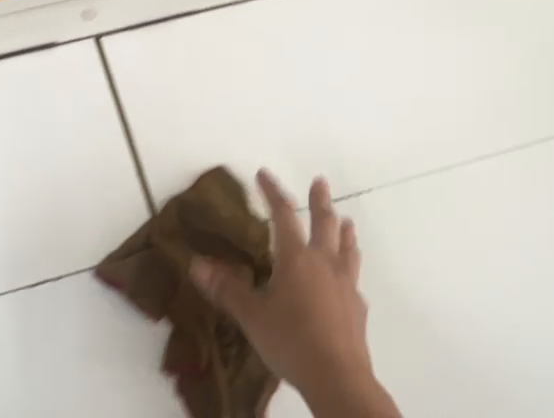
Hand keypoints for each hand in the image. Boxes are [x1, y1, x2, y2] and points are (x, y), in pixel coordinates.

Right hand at [190, 171, 399, 417]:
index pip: (283, 215)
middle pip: (324, 224)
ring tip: (347, 222)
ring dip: (344, 232)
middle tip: (320, 181)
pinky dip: (350, 270)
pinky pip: (354, 280)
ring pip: (347, 249)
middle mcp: (323, 264)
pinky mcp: (357, 310)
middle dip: (319, 201)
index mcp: (295, 258)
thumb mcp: (251, 315)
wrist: (338, 379)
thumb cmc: (290, 340)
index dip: (273, 193)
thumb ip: (226, 289)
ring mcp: (345, 285)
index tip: (264, 174)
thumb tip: (196, 264)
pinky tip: (349, 280)